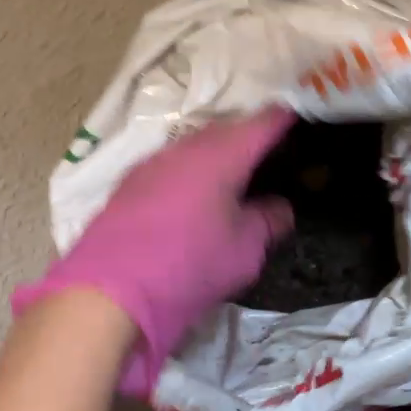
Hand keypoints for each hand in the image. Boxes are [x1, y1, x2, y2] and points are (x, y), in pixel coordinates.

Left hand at [13, 108, 295, 395]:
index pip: (261, 125)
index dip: (283, 119)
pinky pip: (173, 166)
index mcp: (221, 157)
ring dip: (218, 153)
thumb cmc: (191, 265)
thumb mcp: (246, 249)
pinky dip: (193, 172)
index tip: (300, 117)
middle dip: (250, 134)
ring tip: (237, 174)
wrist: (110, 292)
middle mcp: (185, 151)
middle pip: (225, 129)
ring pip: (195, 147)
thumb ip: (268, 221)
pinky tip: (199, 195)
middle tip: (272, 150)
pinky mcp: (129, 187)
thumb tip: (279, 207)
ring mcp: (151, 166)